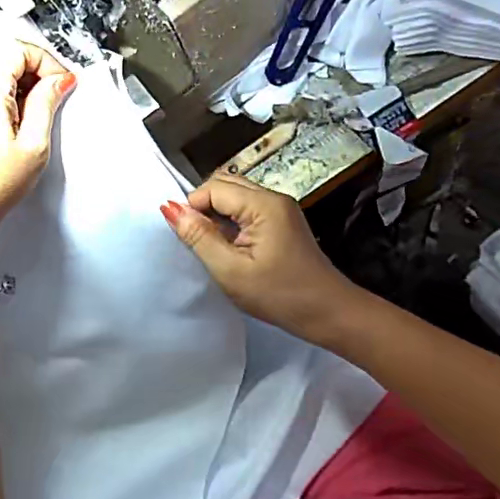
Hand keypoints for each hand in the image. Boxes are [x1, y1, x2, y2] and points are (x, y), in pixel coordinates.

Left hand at [0, 37, 76, 267]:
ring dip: (15, 87)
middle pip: (2, 57)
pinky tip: (10, 127)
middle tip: (52, 101)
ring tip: (31, 121)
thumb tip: (60, 81)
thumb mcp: (33, 144)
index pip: (17, 49)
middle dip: (32, 73)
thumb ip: (47, 102)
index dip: (47, 62)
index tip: (63, 84)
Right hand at [159, 174, 364, 344]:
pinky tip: (232, 251)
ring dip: (218, 218)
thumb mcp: (231, 271)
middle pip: (225, 185)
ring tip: (216, 249)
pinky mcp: (282, 222)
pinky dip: (232, 225)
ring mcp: (280, 209)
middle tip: (200, 244)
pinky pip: (247, 212)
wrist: (328, 313)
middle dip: (204, 209)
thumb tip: (171, 209)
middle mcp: (273, 197)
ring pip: (235, 198)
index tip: (187, 238)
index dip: (193, 208)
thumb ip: (199, 237)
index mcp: (263, 204)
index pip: (213, 187)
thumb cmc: (280, 295)